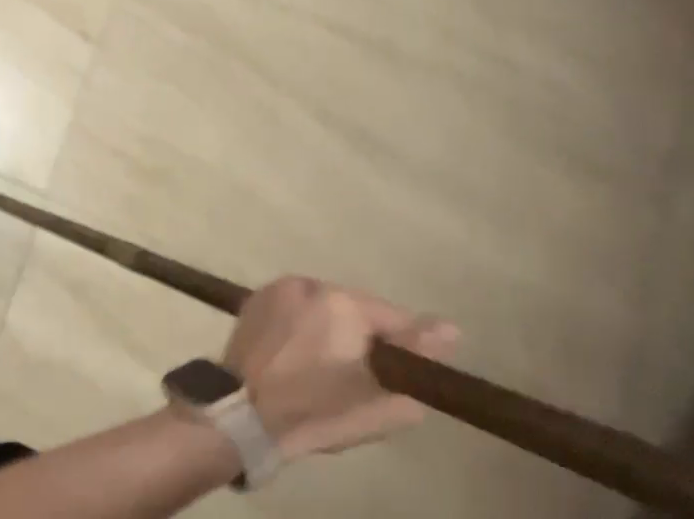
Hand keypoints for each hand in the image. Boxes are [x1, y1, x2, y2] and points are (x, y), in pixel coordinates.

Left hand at [222, 276, 460, 459]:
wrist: (243, 410)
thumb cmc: (319, 409)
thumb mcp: (384, 398)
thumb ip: (418, 357)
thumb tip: (451, 328)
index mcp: (340, 301)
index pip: (395, 318)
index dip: (405, 348)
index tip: (400, 375)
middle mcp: (306, 283)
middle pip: (355, 308)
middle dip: (365, 335)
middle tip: (362, 374)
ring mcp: (274, 289)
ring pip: (322, 307)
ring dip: (332, 328)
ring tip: (328, 366)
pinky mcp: (252, 301)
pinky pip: (293, 309)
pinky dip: (303, 326)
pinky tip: (300, 355)